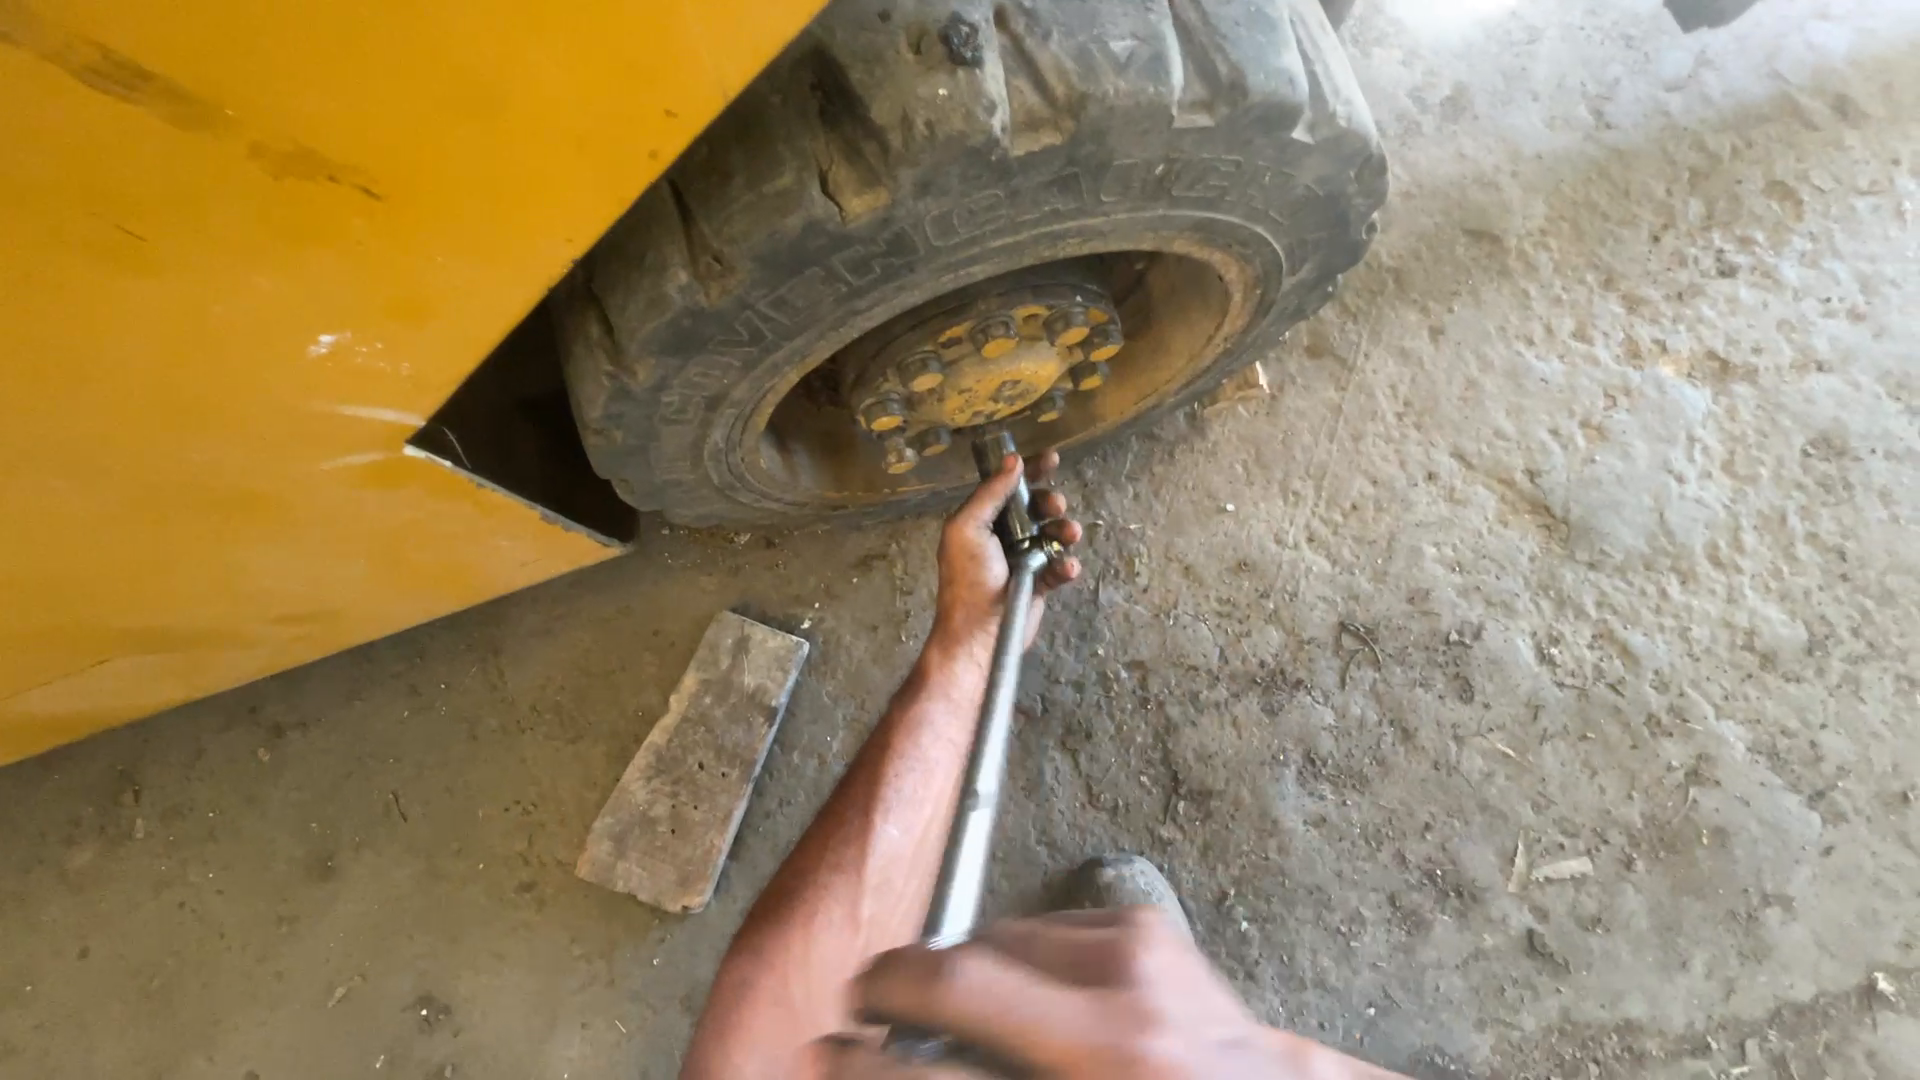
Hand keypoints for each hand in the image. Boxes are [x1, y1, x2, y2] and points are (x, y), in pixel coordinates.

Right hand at [813, 908, 1400, 1077]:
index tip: (828, 1051)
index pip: (943, 1062)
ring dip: (964, 967)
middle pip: (963, 968)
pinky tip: (1022, 986)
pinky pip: (1040, 924)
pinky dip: (1016, 953)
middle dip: (898, 983)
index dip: (865, 1058)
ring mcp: (1134, 956)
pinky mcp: (1140, 923)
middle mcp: (1120, 1017)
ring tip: (952, 999)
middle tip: (870, 1001)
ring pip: (995, 935)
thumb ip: (986, 1078)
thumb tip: (902, 1059)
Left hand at [929, 452, 1081, 667]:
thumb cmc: (968, 578)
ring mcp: (1024, 559)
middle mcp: (1004, 536)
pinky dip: (1067, 565)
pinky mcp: (1041, 583)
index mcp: (982, 521)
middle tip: (1056, 506)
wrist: (979, 632)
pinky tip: (1067, 567)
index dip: (1031, 471)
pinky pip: (1060, 566)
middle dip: (1050, 502)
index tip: (1052, 458)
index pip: (1009, 488)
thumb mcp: (968, 529)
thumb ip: (990, 494)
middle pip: (1037, 508)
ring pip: (1053, 534)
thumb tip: (1013, 460)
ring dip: (1065, 530)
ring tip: (1070, 533)